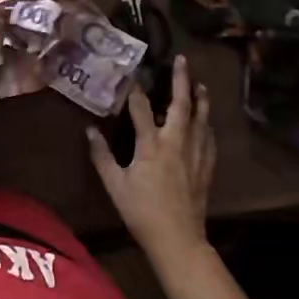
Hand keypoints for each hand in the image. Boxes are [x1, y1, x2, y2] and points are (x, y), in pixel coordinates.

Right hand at [89, 55, 215, 259]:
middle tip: (182, 60)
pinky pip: (208, 138)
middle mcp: (176, 141)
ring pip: (200, 118)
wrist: (178, 239)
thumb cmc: (141, 211)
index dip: (135, 88)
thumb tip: (90, 130)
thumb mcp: (115, 184)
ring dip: (200, 98)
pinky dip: (206, 125)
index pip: (141, 107)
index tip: (131, 71)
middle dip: (181, 79)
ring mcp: (195, 153)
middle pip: (181, 103)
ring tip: (200, 84)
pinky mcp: (206, 166)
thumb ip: (102, 155)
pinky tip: (206, 122)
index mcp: (151, 144)